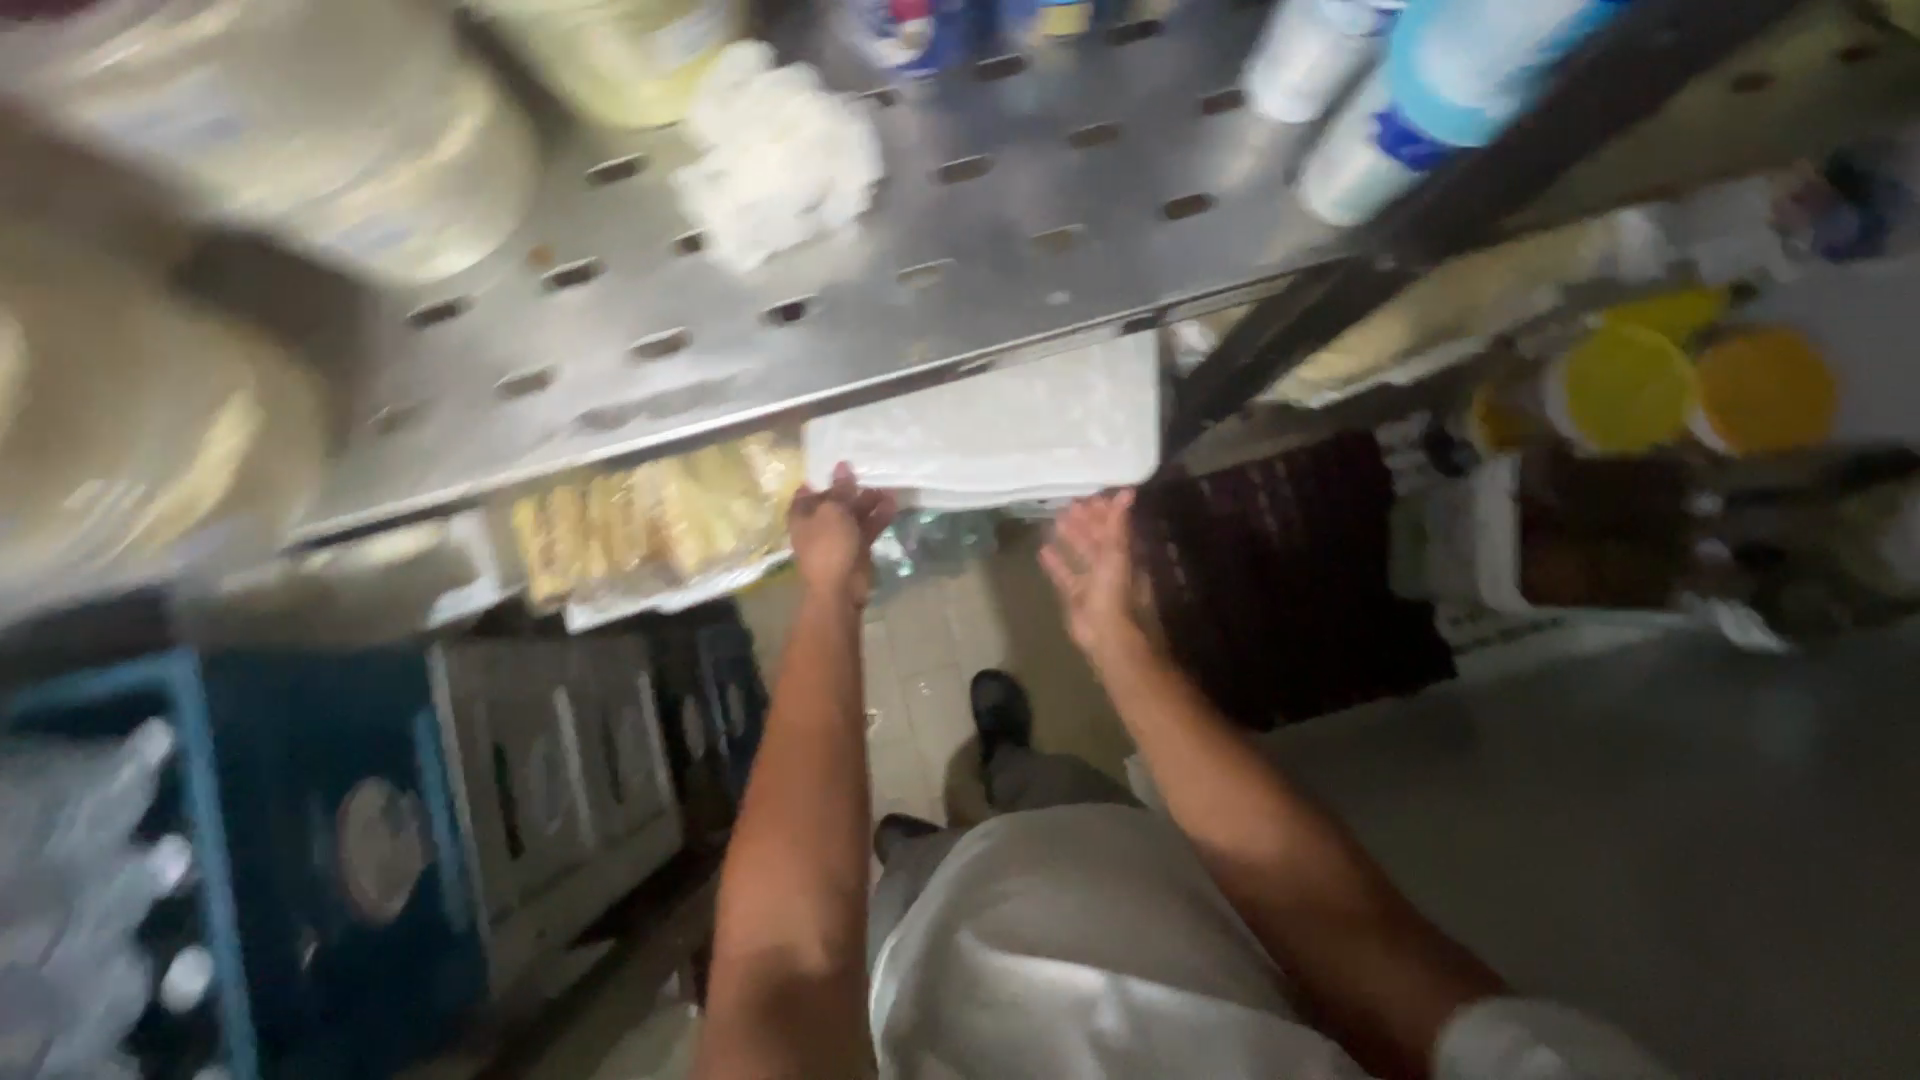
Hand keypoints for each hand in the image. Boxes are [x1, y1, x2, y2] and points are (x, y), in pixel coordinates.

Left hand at [789, 462, 895, 606]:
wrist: (839, 588)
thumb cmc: (828, 545)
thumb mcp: (833, 511)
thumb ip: (840, 489)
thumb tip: (842, 466)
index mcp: (802, 515)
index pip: (808, 491)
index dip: (822, 478)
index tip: (840, 465)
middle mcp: (818, 524)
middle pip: (835, 501)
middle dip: (852, 489)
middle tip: (870, 473)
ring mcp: (838, 538)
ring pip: (854, 515)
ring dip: (869, 502)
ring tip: (888, 489)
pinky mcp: (857, 549)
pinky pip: (867, 528)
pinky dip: (878, 518)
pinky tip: (893, 505)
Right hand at [1040, 490, 1143, 660]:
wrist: (1106, 634)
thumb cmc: (1115, 591)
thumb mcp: (1116, 553)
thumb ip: (1118, 524)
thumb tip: (1127, 492)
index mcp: (1126, 555)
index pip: (1115, 527)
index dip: (1104, 511)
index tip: (1089, 495)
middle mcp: (1112, 566)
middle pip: (1098, 539)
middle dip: (1086, 522)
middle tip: (1069, 504)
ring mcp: (1094, 582)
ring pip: (1082, 555)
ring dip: (1071, 538)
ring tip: (1056, 520)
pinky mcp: (1077, 597)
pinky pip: (1066, 576)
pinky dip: (1056, 563)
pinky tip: (1043, 549)